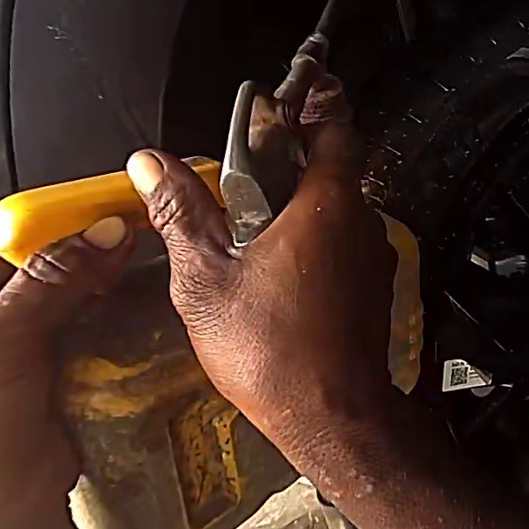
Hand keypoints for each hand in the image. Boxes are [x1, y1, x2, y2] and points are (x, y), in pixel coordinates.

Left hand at [0, 225, 133, 528]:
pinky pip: (87, 332)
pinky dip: (113, 322)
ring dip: (104, 293)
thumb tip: (103, 231)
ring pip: (69, 300)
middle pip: (38, 268)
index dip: (54, 225)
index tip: (107, 212)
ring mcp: (3, 353)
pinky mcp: (45, 376)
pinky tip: (137, 314)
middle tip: (135, 245)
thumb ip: (48, 281)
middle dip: (87, 261)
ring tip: (143, 277)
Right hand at [125, 123, 398, 459]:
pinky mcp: (375, 281)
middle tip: (246, 191)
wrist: (332, 411)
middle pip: (335, 169)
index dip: (308, 117)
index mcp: (327, 204)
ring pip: (339, 209)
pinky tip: (283, 273)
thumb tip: (153, 164)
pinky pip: (346, 242)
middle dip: (291, 171)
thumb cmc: (272, 350)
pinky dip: (318, 242)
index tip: (277, 121)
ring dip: (302, 211)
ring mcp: (374, 252)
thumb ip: (182, 213)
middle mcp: (361, 220)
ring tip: (256, 237)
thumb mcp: (207, 278)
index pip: (335, 130)